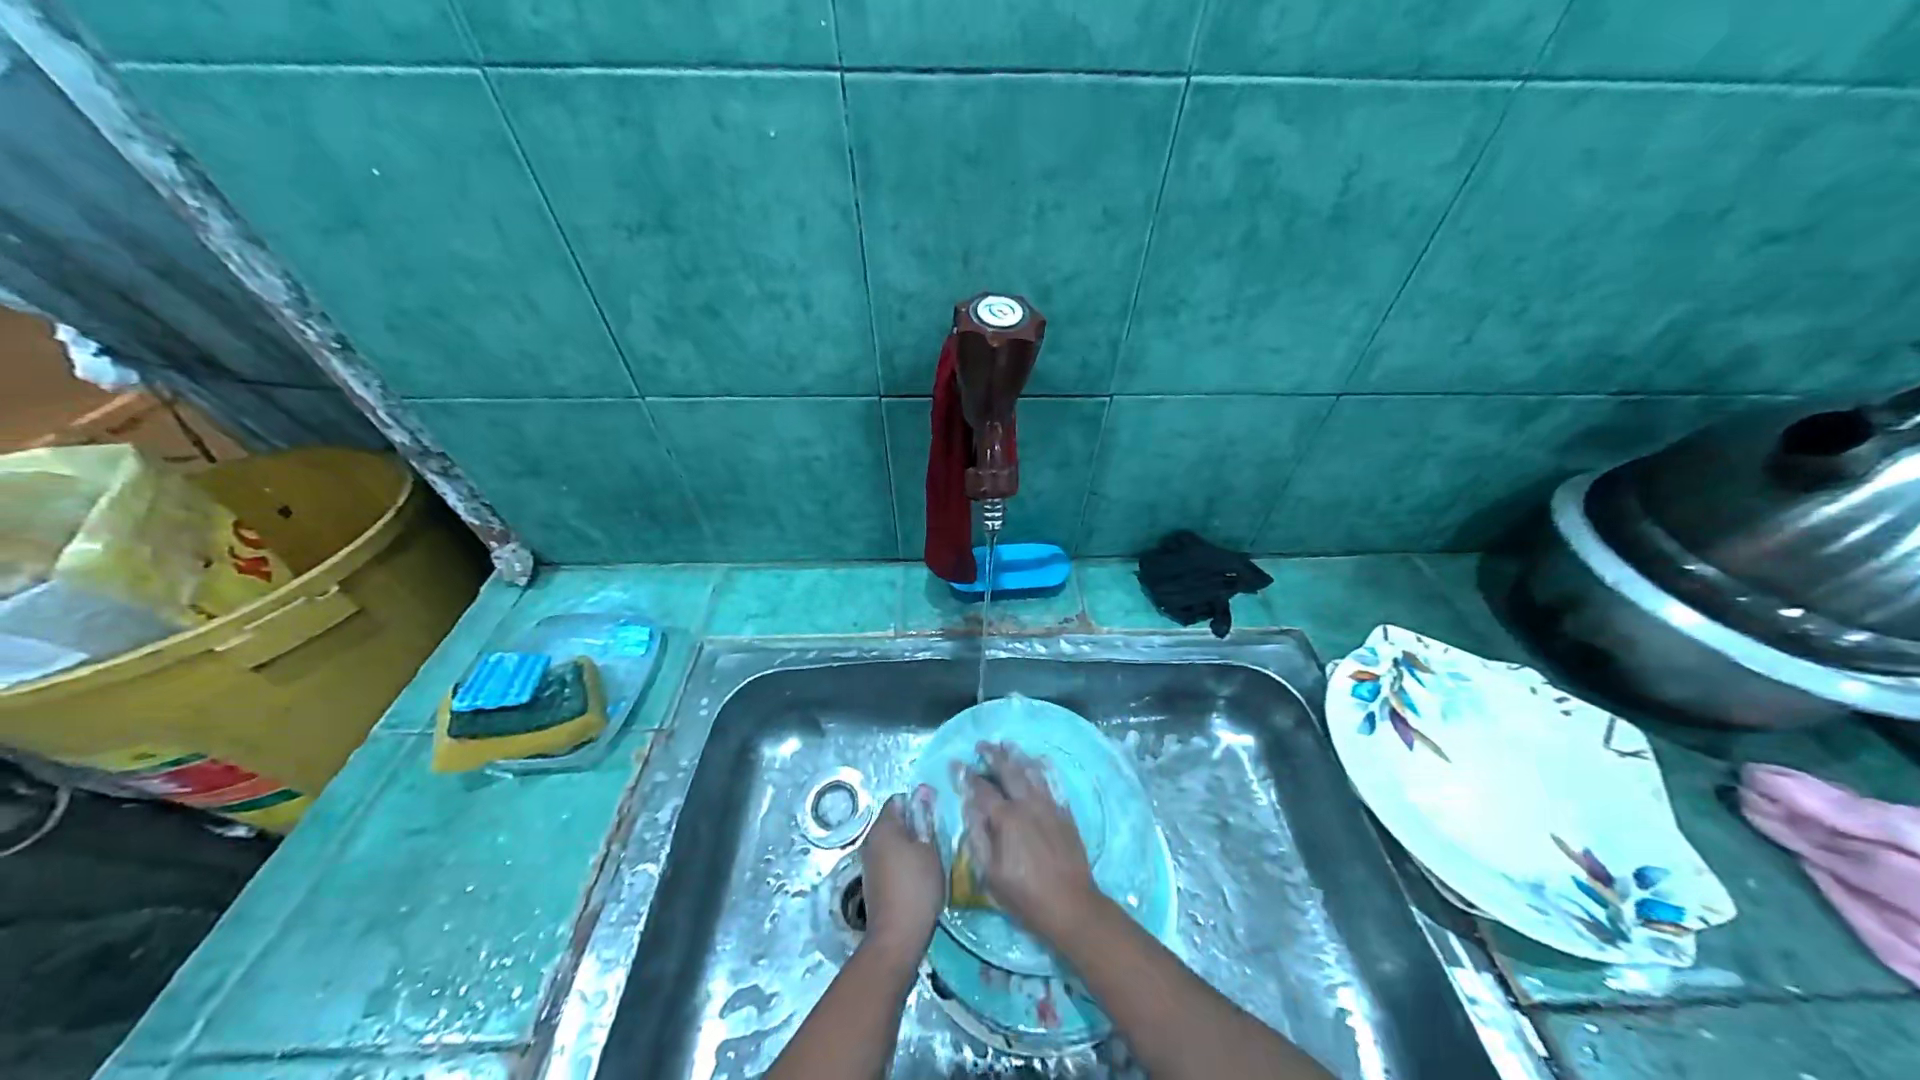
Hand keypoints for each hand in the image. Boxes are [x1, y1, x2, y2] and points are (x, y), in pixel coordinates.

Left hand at [858, 784, 943, 964]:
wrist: (897, 936)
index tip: (936, 813)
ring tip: (933, 855)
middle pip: (894, 822)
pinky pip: (890, 860)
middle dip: (915, 824)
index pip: (898, 800)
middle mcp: (871, 841)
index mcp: (883, 828)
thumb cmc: (917, 886)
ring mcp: (870, 863)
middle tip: (938, 835)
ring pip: (893, 842)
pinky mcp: (874, 881)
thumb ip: (926, 820)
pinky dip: (904, 861)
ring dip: (911, 844)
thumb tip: (923, 794)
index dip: (918, 802)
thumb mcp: (930, 849)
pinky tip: (921, 873)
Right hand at [962, 741, 1102, 942]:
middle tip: (981, 744)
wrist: (1072, 906)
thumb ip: (977, 836)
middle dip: (993, 755)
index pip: (981, 790)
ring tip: (1007, 744)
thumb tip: (969, 806)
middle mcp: (1027, 805)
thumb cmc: (1025, 896)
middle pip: (1008, 772)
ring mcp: (1049, 807)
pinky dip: (1043, 769)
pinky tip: (1039, 761)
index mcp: (1006, 819)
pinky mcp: (1064, 813)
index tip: (956, 763)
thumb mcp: (990, 873)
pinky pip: (1052, 783)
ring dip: (1017, 756)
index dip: (967, 776)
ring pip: (1031, 772)